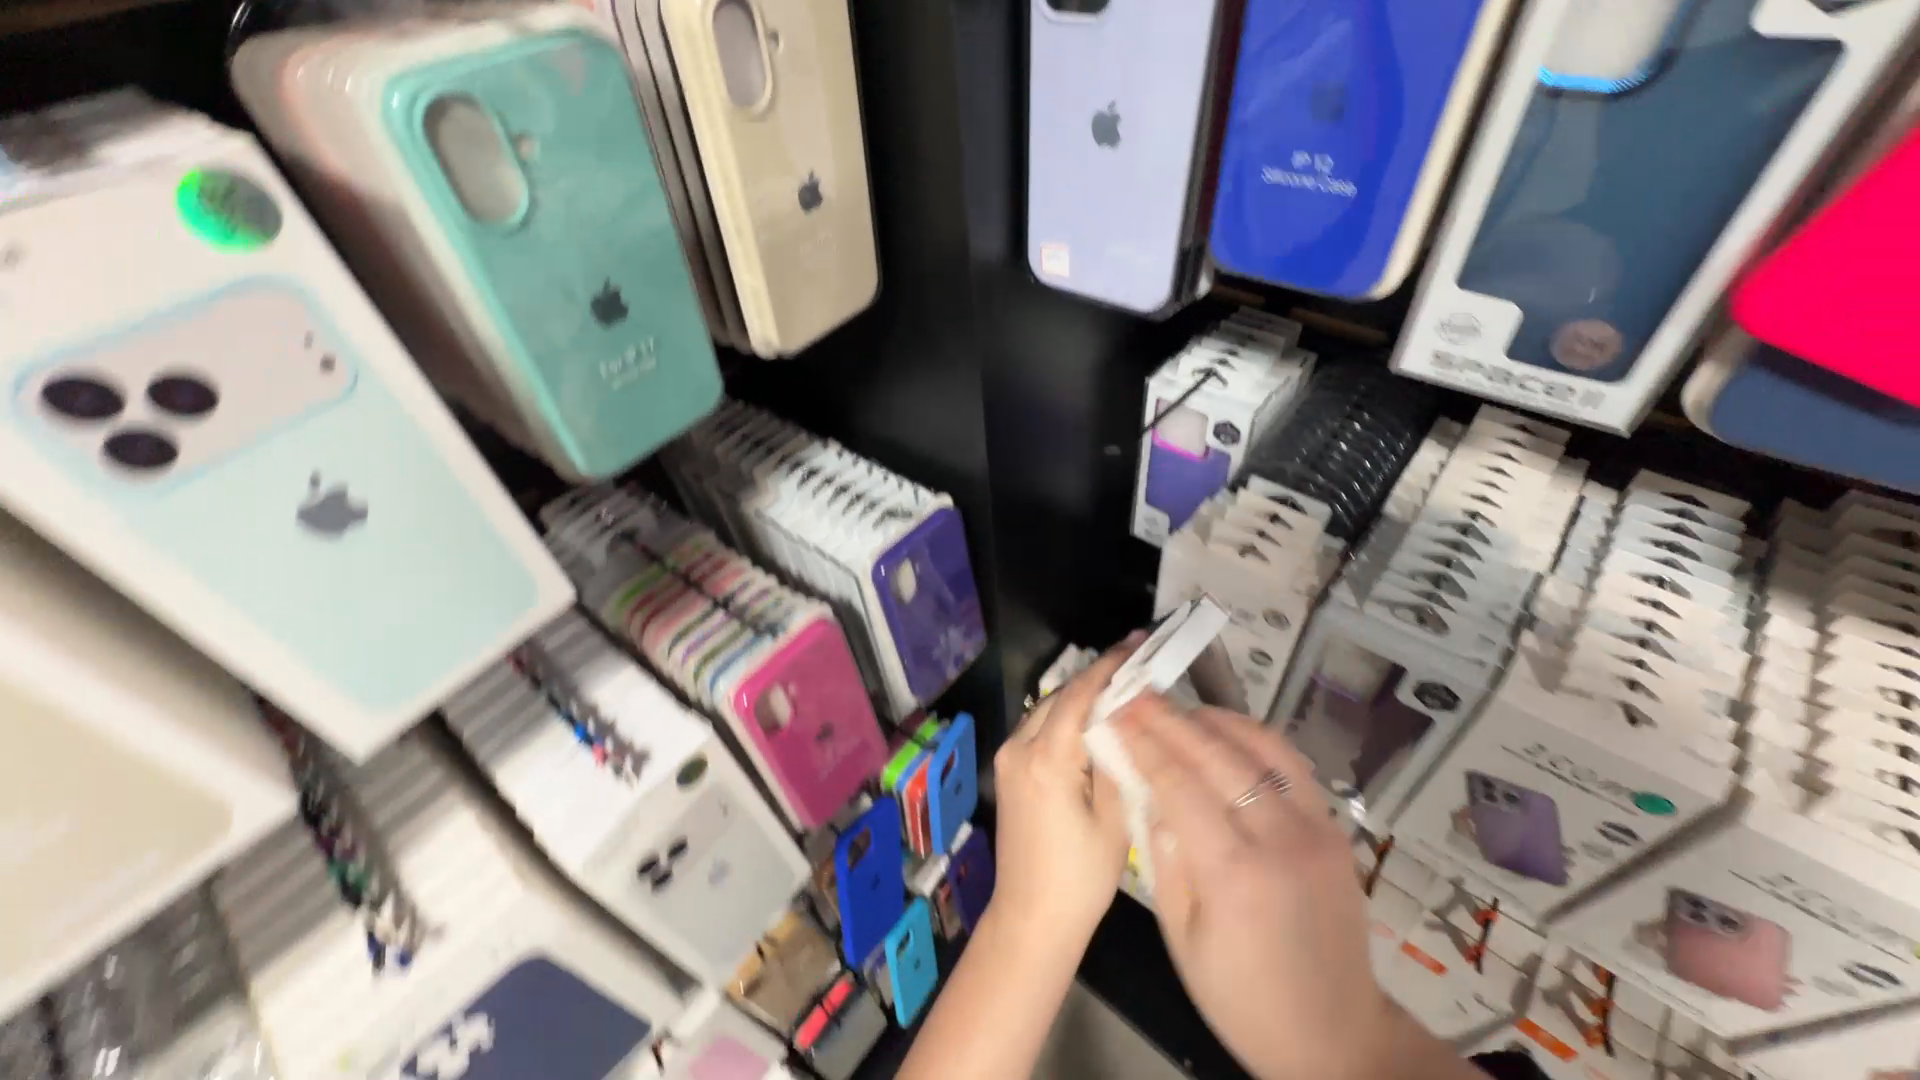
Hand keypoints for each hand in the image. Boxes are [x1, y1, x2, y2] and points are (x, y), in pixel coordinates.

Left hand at [985, 634, 1140, 951]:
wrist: (1031, 918)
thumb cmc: (1080, 877)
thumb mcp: (1113, 819)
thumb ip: (1117, 758)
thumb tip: (1126, 715)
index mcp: (1046, 759)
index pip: (1079, 695)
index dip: (1109, 665)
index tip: (1138, 642)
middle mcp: (1018, 749)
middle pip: (1060, 697)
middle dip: (1097, 677)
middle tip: (1137, 661)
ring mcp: (1007, 760)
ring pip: (1047, 711)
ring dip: (1080, 697)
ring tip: (1121, 685)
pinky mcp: (1007, 772)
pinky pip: (1039, 730)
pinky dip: (1065, 719)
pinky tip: (1093, 720)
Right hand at [1114, 697, 1395, 1079]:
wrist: (1335, 1034)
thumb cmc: (1241, 997)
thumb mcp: (1182, 937)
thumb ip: (1164, 857)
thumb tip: (1147, 793)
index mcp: (1233, 874)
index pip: (1178, 784)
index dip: (1142, 743)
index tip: (1115, 713)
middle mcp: (1278, 839)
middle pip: (1216, 756)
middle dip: (1169, 720)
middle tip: (1136, 693)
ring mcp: (1315, 830)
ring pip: (1260, 748)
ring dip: (1214, 719)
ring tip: (1178, 707)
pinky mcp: (1335, 830)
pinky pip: (1293, 766)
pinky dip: (1256, 738)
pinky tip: (1228, 732)